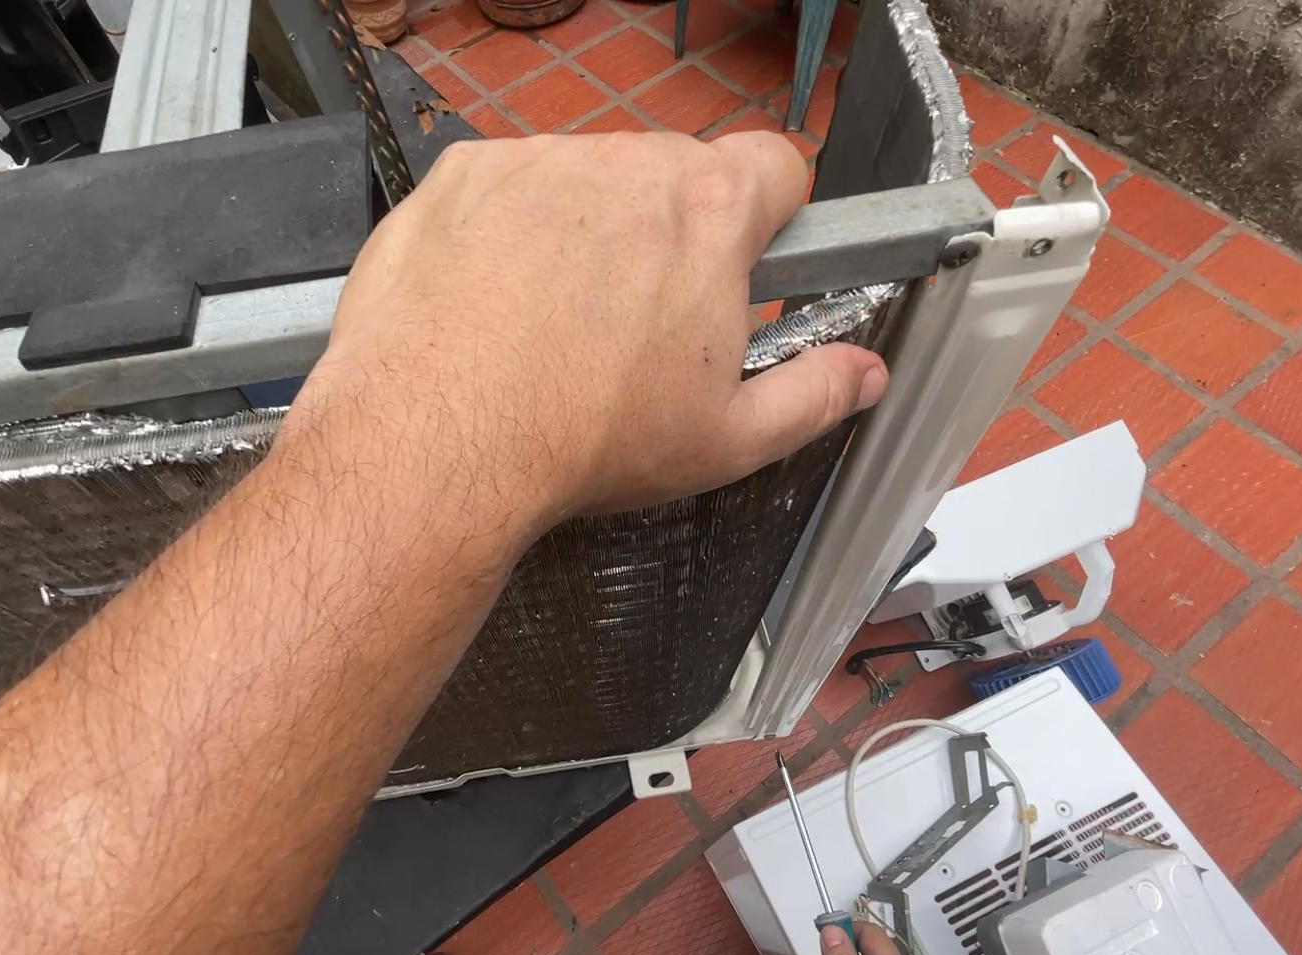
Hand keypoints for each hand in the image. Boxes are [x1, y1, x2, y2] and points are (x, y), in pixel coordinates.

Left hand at [287, 131, 887, 541]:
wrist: (438, 445)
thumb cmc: (582, 442)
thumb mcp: (724, 441)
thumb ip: (812, 397)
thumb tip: (862, 374)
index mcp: (709, 213)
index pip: (778, 168)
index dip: (770, 219)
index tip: (747, 265)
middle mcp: (624, 164)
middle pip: (675, 178)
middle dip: (670, 238)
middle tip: (637, 325)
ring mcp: (535, 162)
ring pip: (589, 183)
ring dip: (587, 235)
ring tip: (557, 325)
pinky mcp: (462, 179)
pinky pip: (508, 189)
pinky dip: (511, 233)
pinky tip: (498, 304)